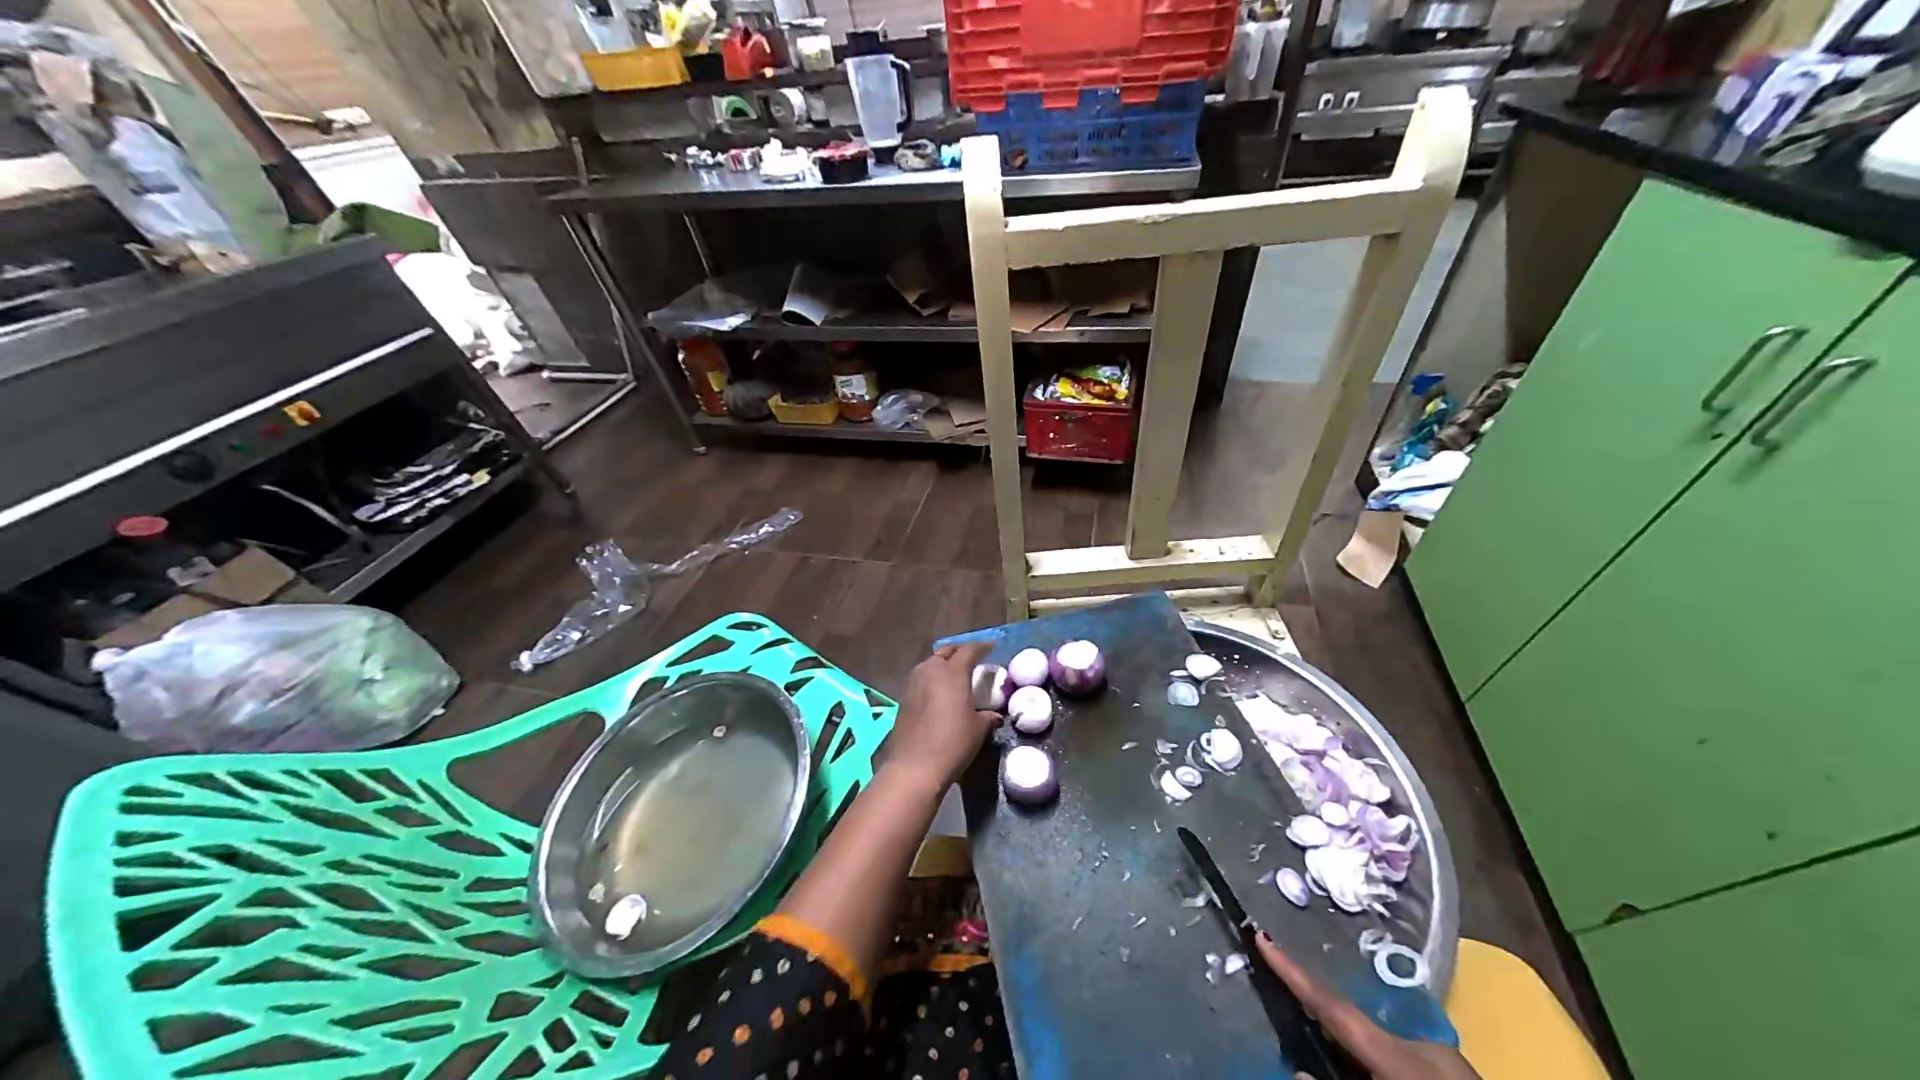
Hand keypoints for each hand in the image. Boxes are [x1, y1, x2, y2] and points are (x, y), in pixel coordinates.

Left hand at [886, 643, 999, 791]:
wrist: (916, 766)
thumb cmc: (953, 743)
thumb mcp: (978, 729)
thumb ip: (987, 716)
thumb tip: (993, 715)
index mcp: (952, 672)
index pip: (969, 650)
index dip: (981, 647)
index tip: (991, 648)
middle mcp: (930, 670)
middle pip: (946, 652)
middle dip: (959, 652)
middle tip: (971, 659)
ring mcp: (913, 683)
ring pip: (930, 664)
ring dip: (943, 665)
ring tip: (954, 675)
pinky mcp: (903, 697)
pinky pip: (921, 680)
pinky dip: (932, 680)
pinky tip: (939, 693)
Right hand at [1255, 932, 1482, 1079]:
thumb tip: (1296, 1072)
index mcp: (1406, 1061)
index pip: (1336, 1010)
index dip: (1294, 974)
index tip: (1262, 937)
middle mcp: (1427, 1050)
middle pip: (1358, 1028)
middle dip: (1323, 1022)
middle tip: (1294, 1017)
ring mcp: (1447, 1063)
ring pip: (1382, 1048)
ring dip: (1353, 1052)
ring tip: (1333, 1053)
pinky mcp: (1456, 1074)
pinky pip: (1402, 1063)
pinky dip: (1377, 1066)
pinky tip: (1368, 1068)